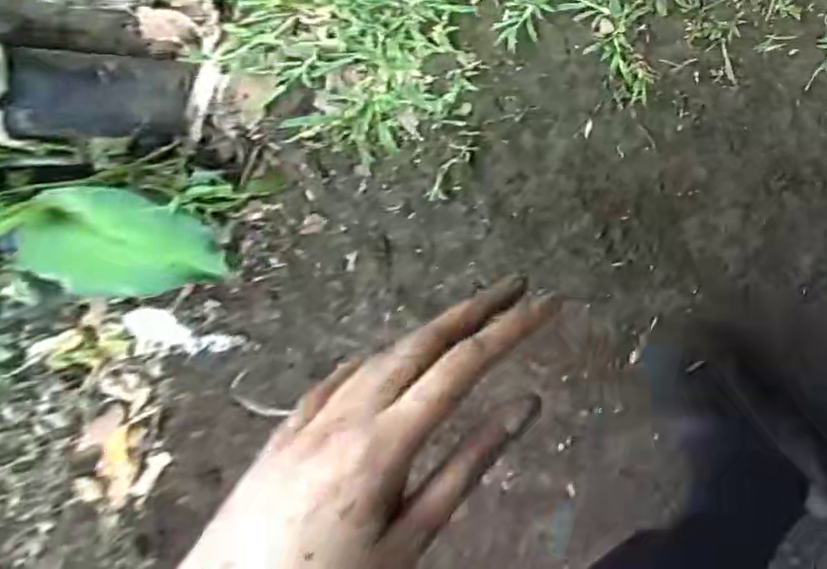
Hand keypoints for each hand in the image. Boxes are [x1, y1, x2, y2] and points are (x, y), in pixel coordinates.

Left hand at [180, 276, 560, 568]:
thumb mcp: (409, 541)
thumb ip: (468, 466)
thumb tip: (529, 404)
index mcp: (384, 444)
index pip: (466, 364)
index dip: (513, 327)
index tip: (550, 303)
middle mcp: (346, 420)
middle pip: (423, 343)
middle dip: (476, 308)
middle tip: (518, 285)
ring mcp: (305, 428)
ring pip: (381, 356)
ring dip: (432, 329)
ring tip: (468, 316)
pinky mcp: (275, 444)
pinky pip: (333, 383)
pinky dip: (372, 359)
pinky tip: (383, 357)